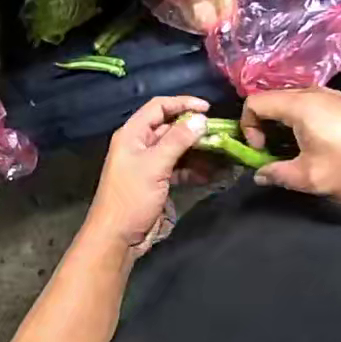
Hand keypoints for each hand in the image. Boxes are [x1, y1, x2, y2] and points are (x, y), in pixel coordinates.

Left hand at [82, 95, 211, 253]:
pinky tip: (212, 174)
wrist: (117, 238)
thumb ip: (178, 140)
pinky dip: (194, 170)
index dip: (182, 103)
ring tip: (222, 154)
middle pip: (171, 127)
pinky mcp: (157, 182)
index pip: (158, 107)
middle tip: (220, 134)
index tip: (208, 109)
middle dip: (195, 130)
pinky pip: (179, 168)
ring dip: (198, 151)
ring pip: (178, 149)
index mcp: (133, 134)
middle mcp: (140, 144)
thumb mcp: (155, 165)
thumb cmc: (131, 197)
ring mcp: (149, 164)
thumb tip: (201, 119)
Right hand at [240, 88, 340, 204]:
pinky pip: (312, 110)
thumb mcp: (312, 178)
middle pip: (273, 101)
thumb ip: (279, 174)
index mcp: (300, 104)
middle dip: (264, 129)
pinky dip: (303, 128)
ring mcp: (334, 98)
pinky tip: (320, 151)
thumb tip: (260, 173)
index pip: (254, 102)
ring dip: (285, 130)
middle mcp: (314, 93)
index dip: (247, 128)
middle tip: (273, 157)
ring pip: (293, 106)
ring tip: (296, 158)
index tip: (261, 153)